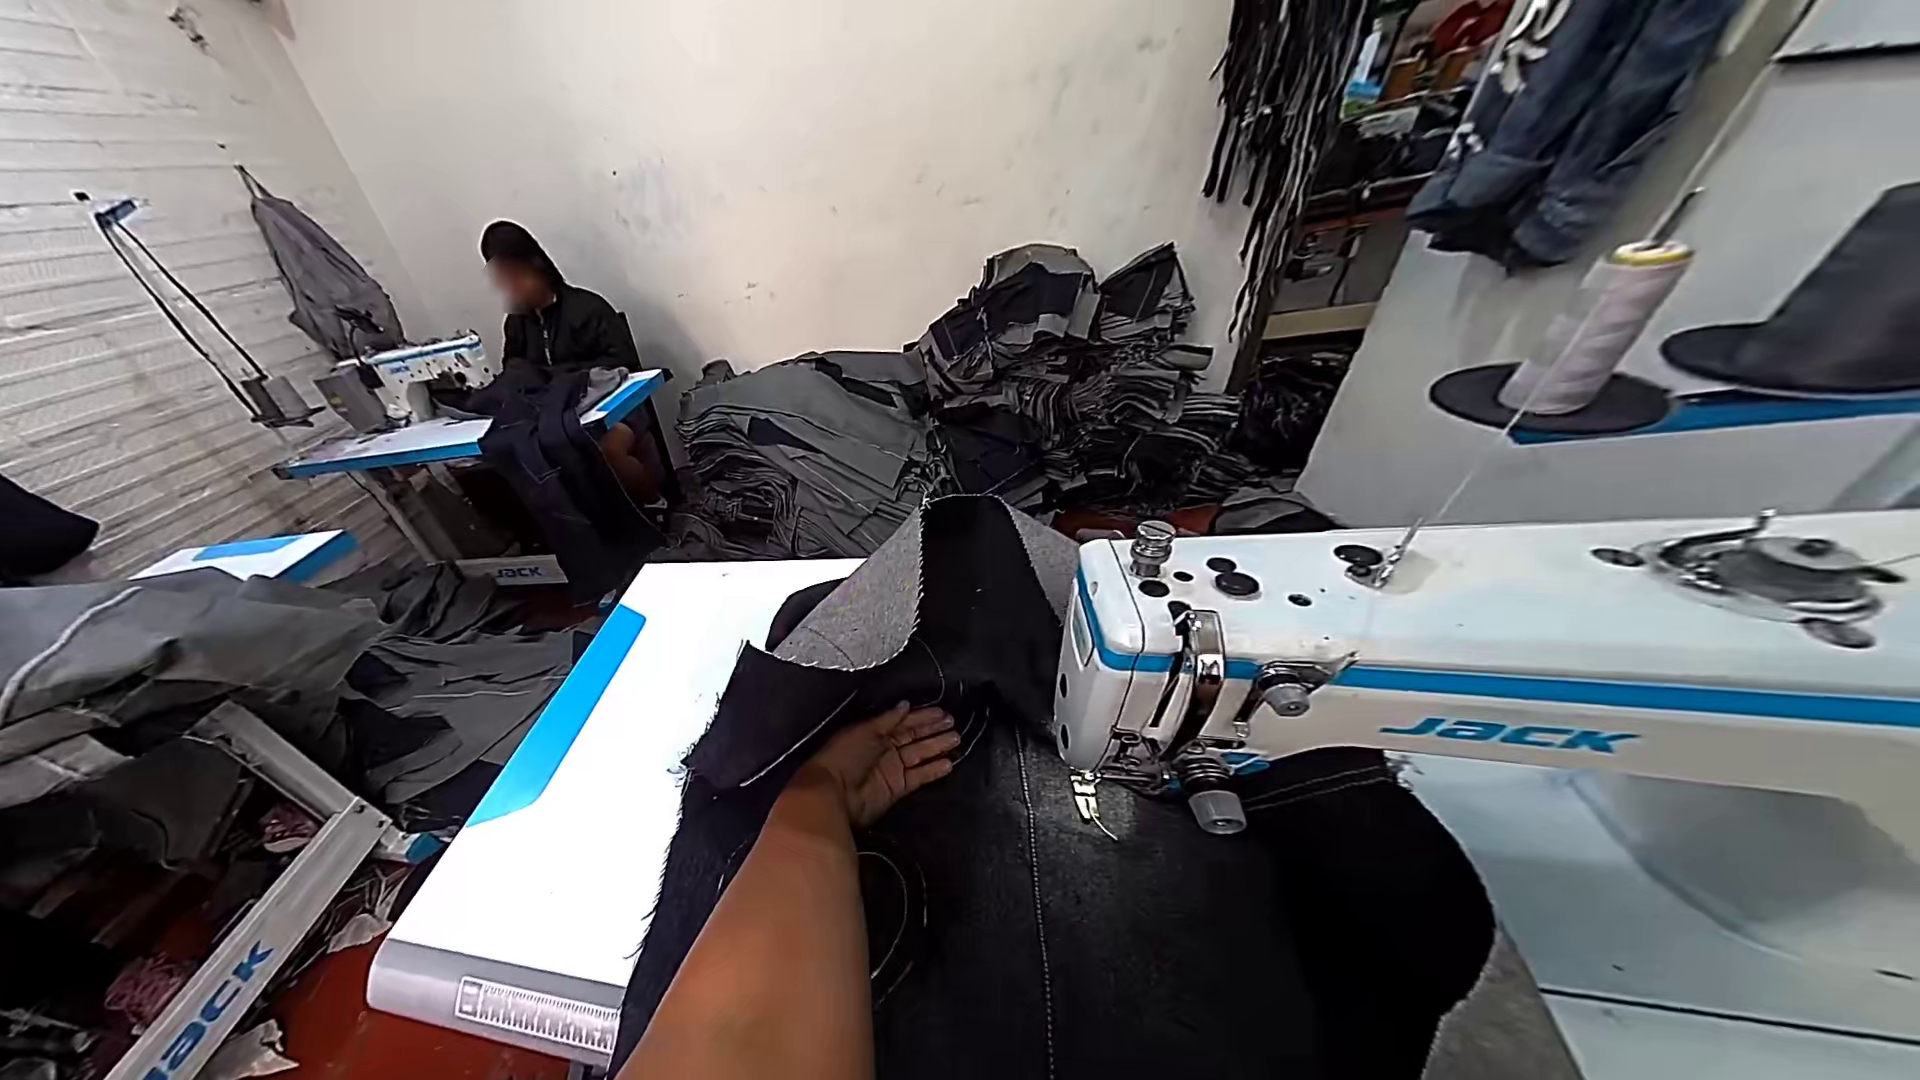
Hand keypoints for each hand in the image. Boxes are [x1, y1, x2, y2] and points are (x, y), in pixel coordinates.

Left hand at [795, 703, 958, 826]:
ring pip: (920, 754)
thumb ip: (889, 719)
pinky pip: (919, 776)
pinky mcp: (896, 788)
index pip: (904, 721)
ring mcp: (891, 769)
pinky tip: (947, 763)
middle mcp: (884, 749)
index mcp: (875, 732)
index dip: (923, 717)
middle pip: (914, 737)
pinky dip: (933, 770)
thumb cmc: (843, 757)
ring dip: (937, 747)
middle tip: (953, 724)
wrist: (832, 794)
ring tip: (956, 740)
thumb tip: (905, 705)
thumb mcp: (866, 730)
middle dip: (934, 730)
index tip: (942, 713)